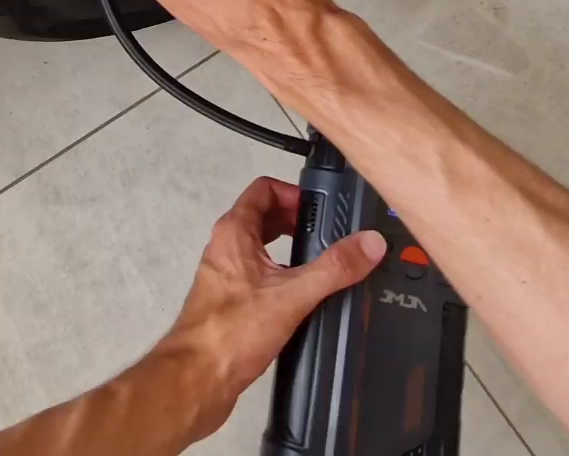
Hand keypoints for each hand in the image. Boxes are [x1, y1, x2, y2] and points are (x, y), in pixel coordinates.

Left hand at [148, 177, 386, 439]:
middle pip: (263, 215)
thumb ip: (333, 268)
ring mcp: (225, 273)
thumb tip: (370, 243)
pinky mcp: (228, 300)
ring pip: (260, 245)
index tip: (321, 209)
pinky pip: (257, 272)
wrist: (197, 380)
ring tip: (320, 261)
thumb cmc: (234, 330)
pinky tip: (301, 294)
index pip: (264, 189)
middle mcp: (226, 245)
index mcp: (235, 231)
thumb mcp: (292, 295)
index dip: (293, 192)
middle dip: (295, 220)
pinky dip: (280, 272)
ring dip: (288, 246)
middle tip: (326, 234)